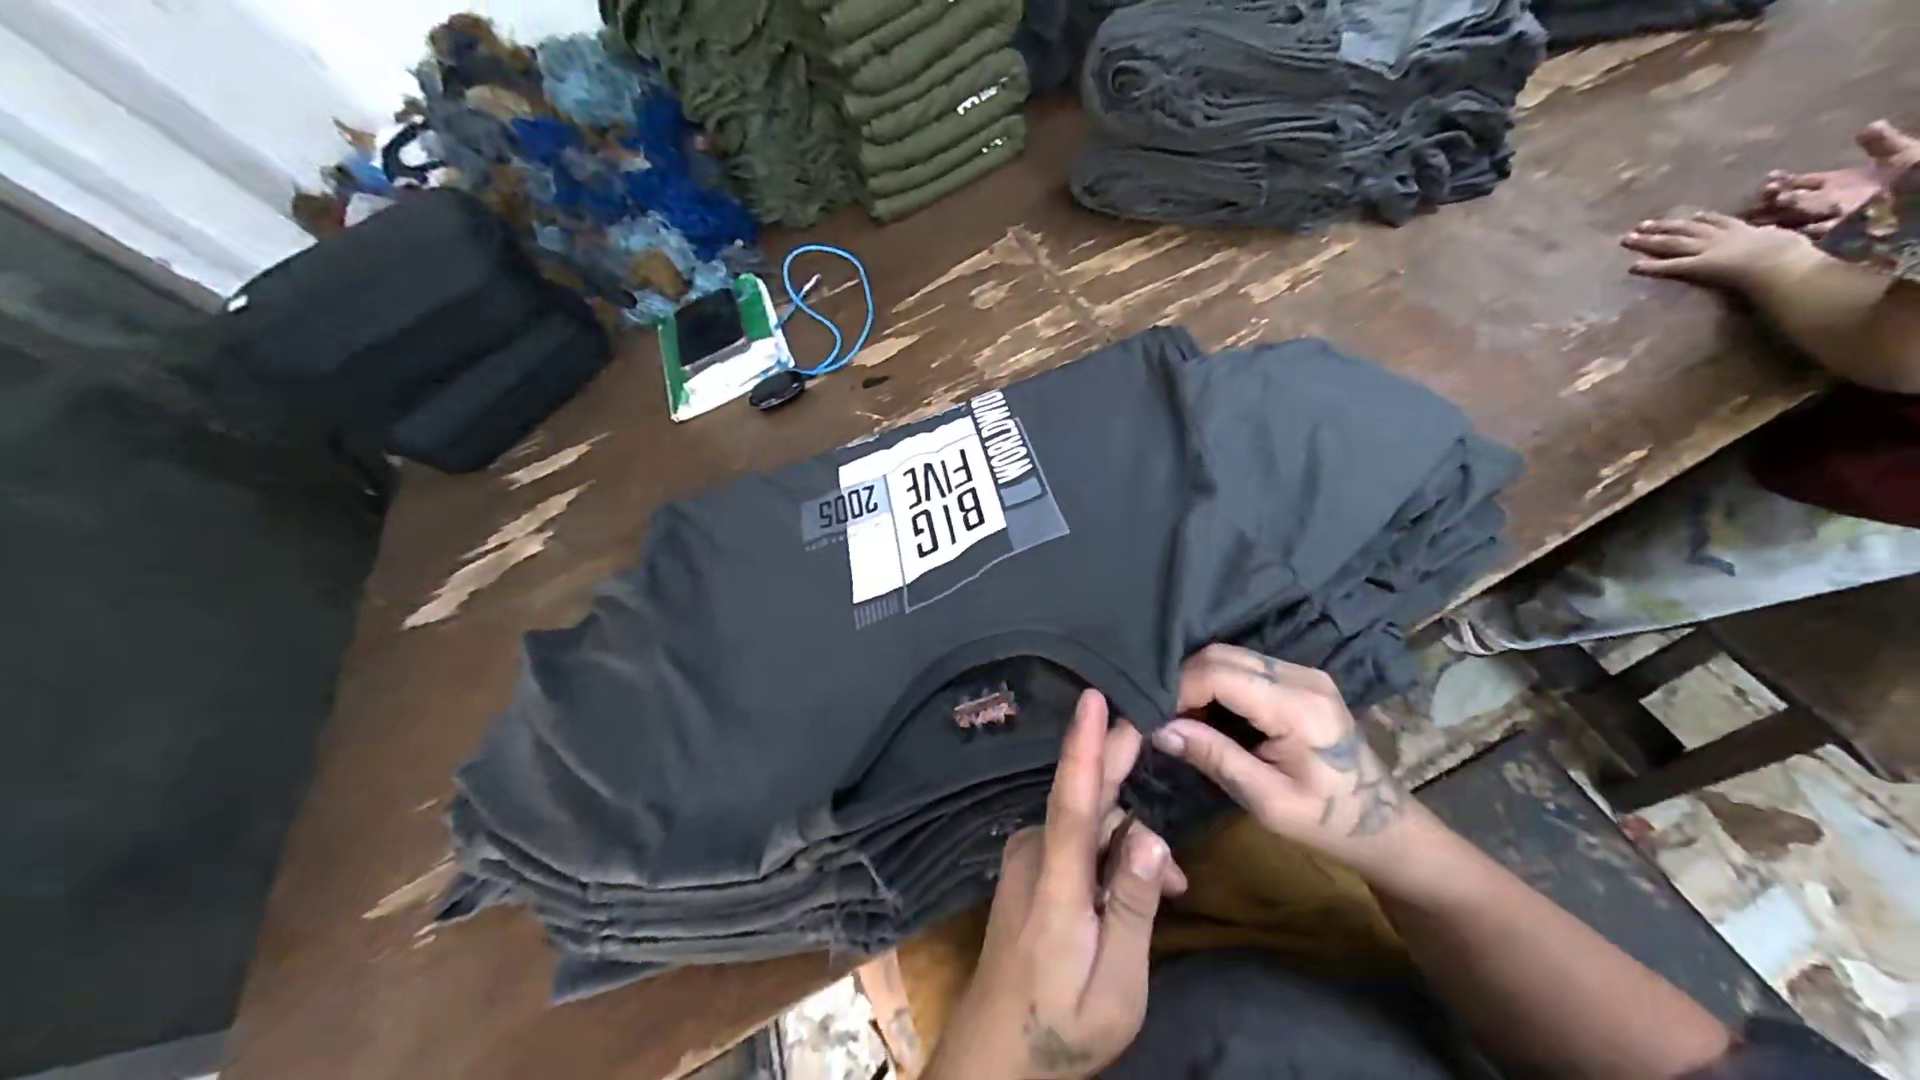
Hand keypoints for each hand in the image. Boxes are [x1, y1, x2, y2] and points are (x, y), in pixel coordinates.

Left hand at [925, 690, 1186, 1079]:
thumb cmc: (1062, 1025)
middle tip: (1148, 730)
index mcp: (1057, 883)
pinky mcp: (1027, 869)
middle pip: (1081, 797)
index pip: (1072, 801)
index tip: (1092, 699)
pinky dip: (1108, 854)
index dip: (1083, 747)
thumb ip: (1134, 907)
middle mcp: (1034, 856)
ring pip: (1088, 826)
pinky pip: (1074, 842)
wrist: (996, 1051)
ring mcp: (1026, 860)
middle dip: (1114, 759)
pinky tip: (1137, 886)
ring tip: (1173, 886)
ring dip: (1129, 841)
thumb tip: (1154, 836)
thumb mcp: (1117, 985)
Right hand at [1148, 644, 1418, 875]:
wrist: (1384, 825)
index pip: (1218, 673)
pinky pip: (1244, 664)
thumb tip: (1159, 730)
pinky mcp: (1300, 677)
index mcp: (1298, 707)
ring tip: (1184, 719)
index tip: (1157, 721)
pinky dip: (1217, 682)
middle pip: (1221, 655)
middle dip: (1184, 682)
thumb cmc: (1327, 822)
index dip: (1179, 690)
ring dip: (1198, 681)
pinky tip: (1209, 713)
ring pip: (1229, 655)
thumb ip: (1214, 757)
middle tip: (1165, 720)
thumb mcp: (1266, 801)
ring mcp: (1303, 673)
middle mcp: (1302, 676)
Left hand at [1620, 211, 1823, 293]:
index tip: (1695, 215)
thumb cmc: (1799, 257)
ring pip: (1674, 242)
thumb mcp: (1795, 243)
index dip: (1707, 218)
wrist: (1790, 265)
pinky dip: (1651, 266)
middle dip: (1665, 226)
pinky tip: (1632, 267)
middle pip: (1690, 229)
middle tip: (1642, 224)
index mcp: (1751, 230)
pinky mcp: (1701, 266)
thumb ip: (1787, 243)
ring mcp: (1712, 250)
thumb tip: (1795, 247)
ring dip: (1649, 240)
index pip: (1725, 221)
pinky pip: (1671, 266)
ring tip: (1627, 238)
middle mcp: (1726, 237)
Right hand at [1748, 120, 1919, 234]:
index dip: (1785, 180)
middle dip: (1777, 199)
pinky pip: (1815, 236)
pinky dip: (1802, 234)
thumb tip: (1869, 126)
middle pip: (1794, 201)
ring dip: (1782, 218)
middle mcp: (1829, 201)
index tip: (1769, 179)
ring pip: (1797, 219)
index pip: (1803, 182)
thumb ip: (1883, 144)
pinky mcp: (1841, 235)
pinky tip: (1790, 232)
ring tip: (1766, 215)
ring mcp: (1833, 219)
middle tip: (1764, 195)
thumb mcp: (1904, 154)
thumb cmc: (1919, 176)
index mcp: (1840, 182)